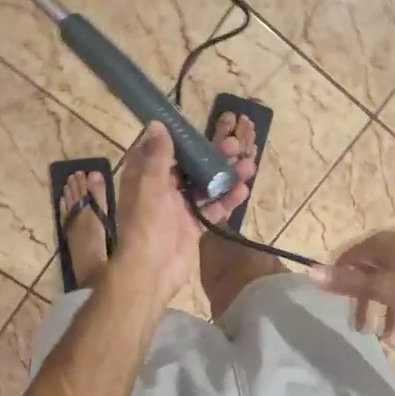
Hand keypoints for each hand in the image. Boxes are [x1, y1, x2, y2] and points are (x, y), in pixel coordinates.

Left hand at [114, 121, 254, 299]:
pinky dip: (226, 201)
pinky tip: (244, 191)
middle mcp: (161, 191)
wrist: (152, 270)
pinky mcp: (193, 227)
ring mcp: (178, 210)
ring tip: (249, 165)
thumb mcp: (150, 185)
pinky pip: (212, 209)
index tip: (202, 129)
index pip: (163, 152)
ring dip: (225, 177)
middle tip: (235, 145)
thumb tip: (157, 125)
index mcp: (145, 178)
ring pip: (204, 187)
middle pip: (189, 168)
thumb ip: (158, 156)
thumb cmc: (147, 225)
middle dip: (212, 157)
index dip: (182, 140)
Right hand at [309, 228, 394, 336]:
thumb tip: (308, 272)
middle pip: (371, 268)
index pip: (349, 256)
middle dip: (364, 299)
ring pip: (393, 276)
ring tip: (386, 333)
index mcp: (381, 243)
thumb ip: (346, 282)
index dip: (339, 278)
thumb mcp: (381, 286)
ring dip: (385, 305)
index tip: (337, 303)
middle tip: (360, 327)